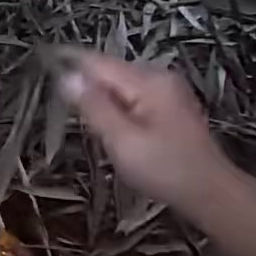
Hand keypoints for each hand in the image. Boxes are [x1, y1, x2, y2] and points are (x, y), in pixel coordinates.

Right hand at [57, 52, 255, 208]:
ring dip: (101, 103)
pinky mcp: (168, 105)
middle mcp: (158, 76)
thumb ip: (93, 106)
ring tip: (97, 131)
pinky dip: (117, 110)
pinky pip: (131, 97)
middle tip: (74, 120)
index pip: (96, 62)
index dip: (68, 65)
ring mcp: (166, 90)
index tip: (42, 70)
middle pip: (107, 72)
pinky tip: (117, 134)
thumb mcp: (122, 140)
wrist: (212, 194)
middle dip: (87, 90)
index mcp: (147, 80)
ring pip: (118, 86)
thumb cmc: (165, 169)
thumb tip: (67, 77)